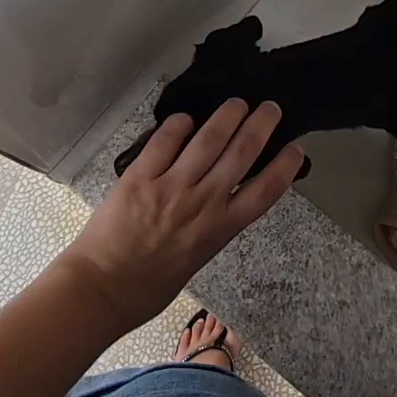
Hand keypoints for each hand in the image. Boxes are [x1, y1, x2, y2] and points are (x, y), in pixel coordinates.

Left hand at [60, 99, 303, 332]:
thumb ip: (215, 224)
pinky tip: (187, 119)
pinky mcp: (141, 176)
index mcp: (219, 229)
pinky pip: (166, 140)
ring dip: (228, 115)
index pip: (264, 191)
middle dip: (261, 125)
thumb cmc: (150, 285)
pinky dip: (180, 124)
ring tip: (238, 103)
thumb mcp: (199, 257)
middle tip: (271, 107)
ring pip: (209, 139)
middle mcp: (201, 203)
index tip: (296, 148)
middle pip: (241, 153)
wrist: (100, 292)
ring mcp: (171, 187)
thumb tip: (228, 194)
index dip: (285, 166)